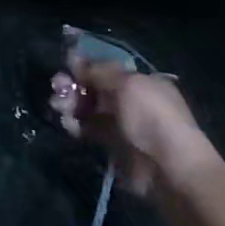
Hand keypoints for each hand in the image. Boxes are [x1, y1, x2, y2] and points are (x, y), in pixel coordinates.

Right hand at [50, 58, 224, 195]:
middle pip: (95, 88)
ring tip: (59, 106)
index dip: (85, 67)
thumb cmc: (151, 116)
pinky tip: (68, 123)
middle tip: (57, 87)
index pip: (106, 69)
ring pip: (89, 109)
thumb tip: (74, 59)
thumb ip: (99, 71)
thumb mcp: (127, 84)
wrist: (167, 167)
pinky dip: (76, 125)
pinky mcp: (111, 146)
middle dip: (74, 85)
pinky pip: (89, 130)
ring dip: (71, 104)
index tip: (65, 67)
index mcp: (140, 81)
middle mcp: (130, 100)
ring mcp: (121, 124)